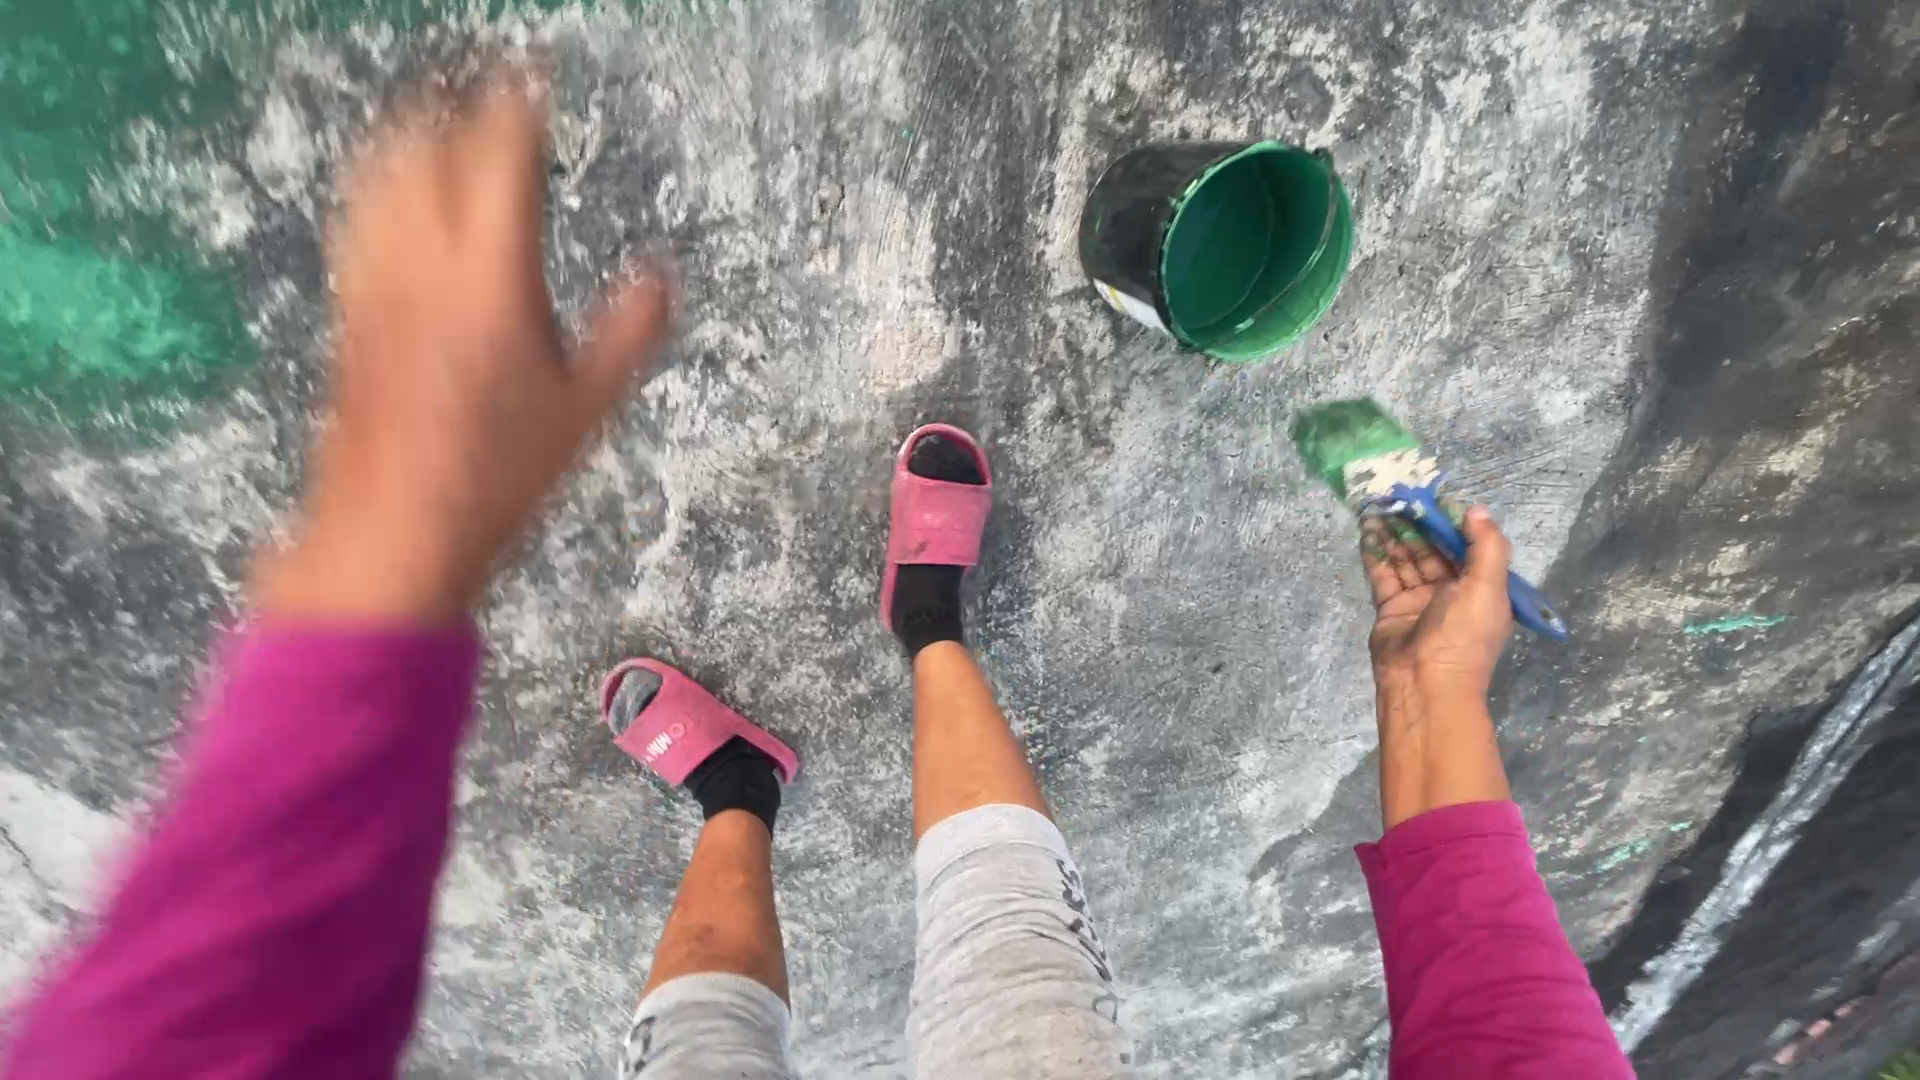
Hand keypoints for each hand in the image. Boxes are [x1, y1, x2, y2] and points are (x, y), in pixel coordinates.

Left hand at [255, 67, 676, 620]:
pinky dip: (380, 181)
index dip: (518, 110)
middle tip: (496, 97)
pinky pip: (358, 215)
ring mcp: (375, 281)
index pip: (500, 163)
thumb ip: (631, 331)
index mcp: (492, 281)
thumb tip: (662, 275)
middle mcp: (422, 263)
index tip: (536, 77)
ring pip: (379, 173)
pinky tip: (395, 192)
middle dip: (460, 109)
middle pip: (426, 149)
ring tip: (444, 121)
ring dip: (412, 133)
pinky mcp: (350, 305)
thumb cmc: (507, 469)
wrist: (400, 520)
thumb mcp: (592, 406)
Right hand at [1360, 505, 1514, 695]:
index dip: (1449, 523)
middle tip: (1396, 499)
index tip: (1431, 499)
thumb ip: (1486, 547)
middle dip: (1415, 525)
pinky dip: (1375, 553)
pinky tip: (1367, 533)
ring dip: (1392, 535)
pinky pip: (1383, 574)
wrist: (1424, 680)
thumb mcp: (1487, 589)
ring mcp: (1419, 599)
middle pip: (1432, 550)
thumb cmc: (1462, 635)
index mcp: (1481, 587)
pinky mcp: (1390, 606)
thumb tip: (1475, 510)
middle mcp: (1451, 591)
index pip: (1465, 546)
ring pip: (1405, 559)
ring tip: (1376, 509)